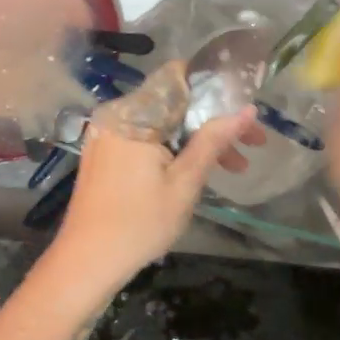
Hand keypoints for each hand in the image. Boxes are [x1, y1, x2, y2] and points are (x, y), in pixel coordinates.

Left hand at [50, 62, 256, 285]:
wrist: (87, 262)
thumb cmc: (139, 224)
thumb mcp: (185, 183)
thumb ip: (214, 141)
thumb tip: (247, 109)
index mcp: (134, 115)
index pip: (180, 78)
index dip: (217, 90)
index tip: (246, 113)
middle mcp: (116, 115)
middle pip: (175, 104)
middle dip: (214, 122)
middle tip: (252, 147)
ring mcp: (107, 135)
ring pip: (163, 124)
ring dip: (197, 140)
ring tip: (234, 168)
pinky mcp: (105, 155)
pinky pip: (146, 139)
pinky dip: (173, 150)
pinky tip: (196, 172)